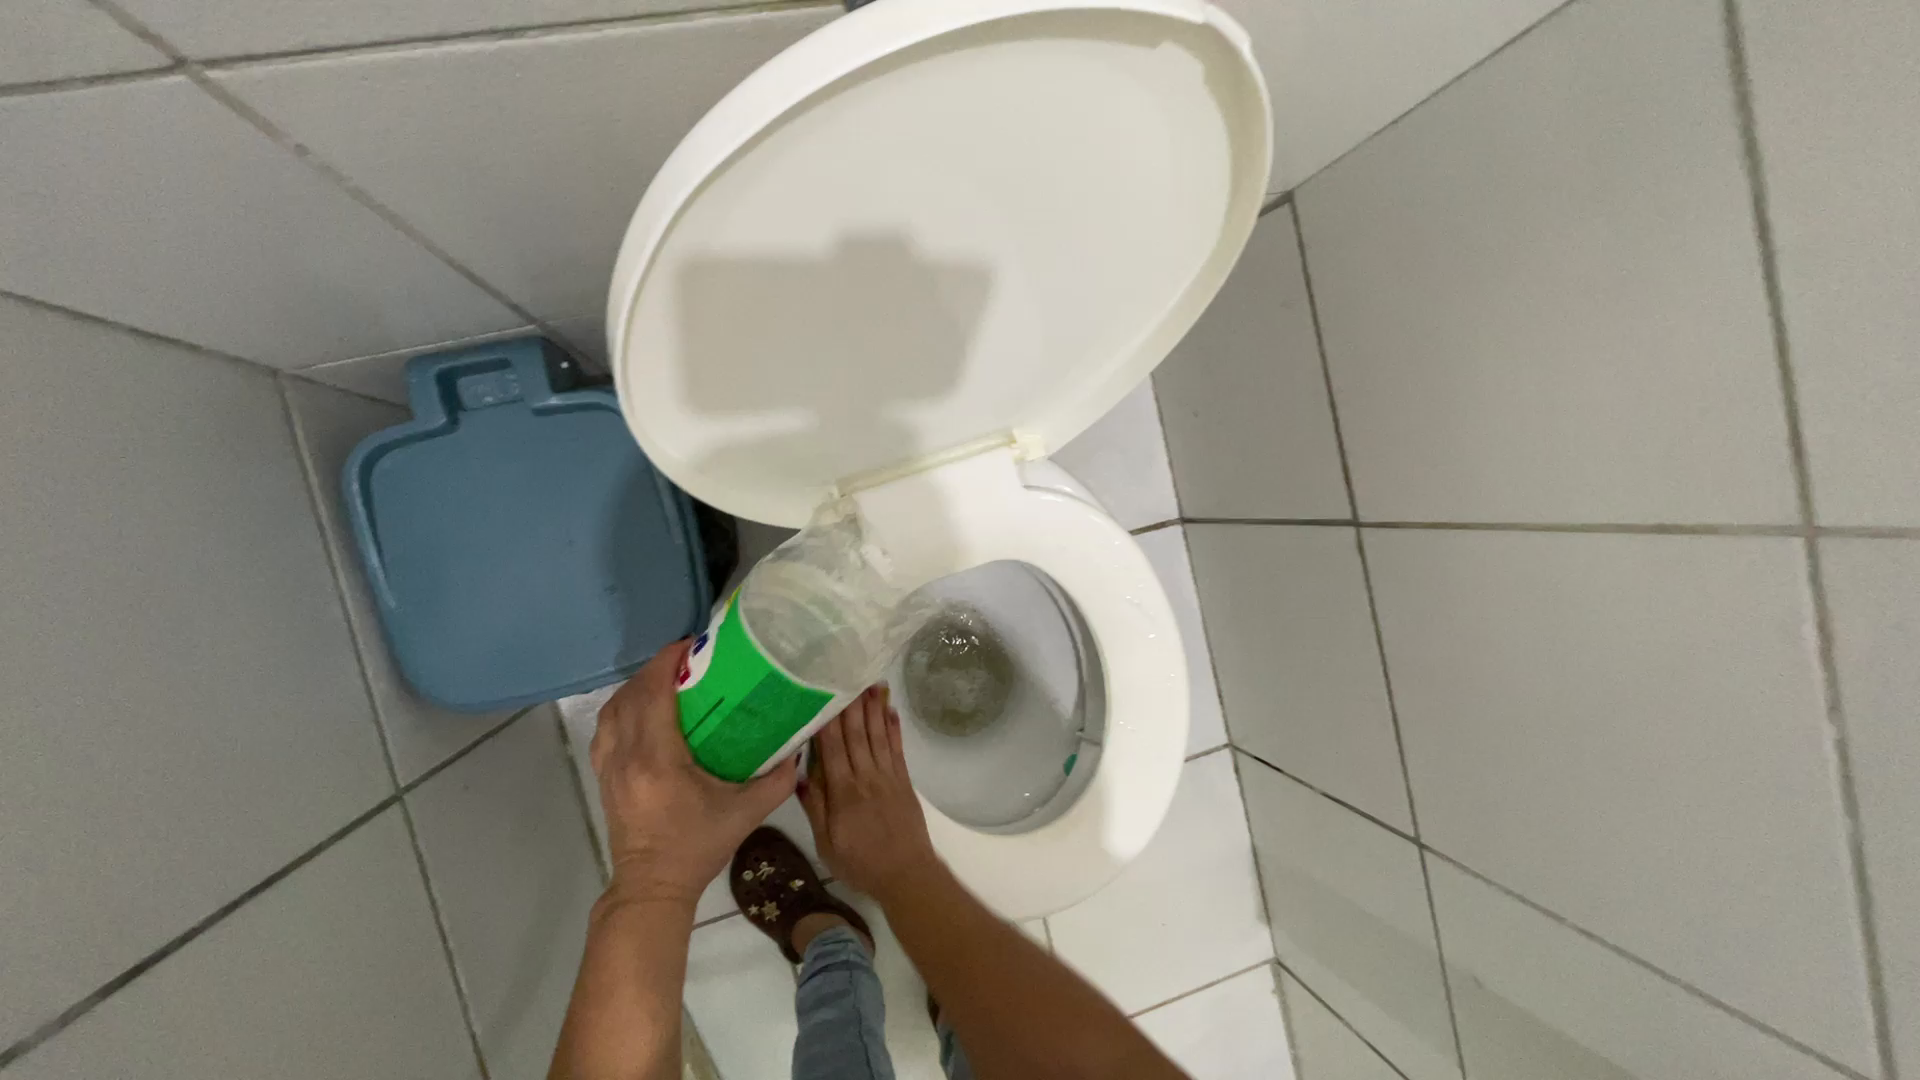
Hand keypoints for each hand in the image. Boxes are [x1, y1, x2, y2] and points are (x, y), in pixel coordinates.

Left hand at [590, 640, 797, 906]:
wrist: (653, 887)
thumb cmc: (698, 847)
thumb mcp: (746, 813)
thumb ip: (777, 779)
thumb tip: (798, 749)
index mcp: (658, 759)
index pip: (653, 694)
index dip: (668, 662)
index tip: (693, 645)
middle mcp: (627, 757)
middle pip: (630, 695)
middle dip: (656, 669)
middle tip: (688, 658)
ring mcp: (610, 768)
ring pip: (612, 710)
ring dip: (637, 687)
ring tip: (667, 678)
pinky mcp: (605, 777)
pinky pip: (605, 729)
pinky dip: (622, 709)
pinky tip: (645, 709)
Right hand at [800, 686, 940, 904]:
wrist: (906, 874)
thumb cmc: (860, 863)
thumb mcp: (827, 843)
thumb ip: (815, 808)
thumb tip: (801, 774)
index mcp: (844, 792)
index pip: (832, 748)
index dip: (827, 719)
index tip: (823, 694)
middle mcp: (866, 777)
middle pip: (856, 734)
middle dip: (851, 703)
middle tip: (848, 674)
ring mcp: (887, 776)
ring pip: (878, 735)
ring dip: (874, 707)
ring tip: (871, 681)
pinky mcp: (904, 781)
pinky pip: (897, 748)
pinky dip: (894, 728)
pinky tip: (891, 710)